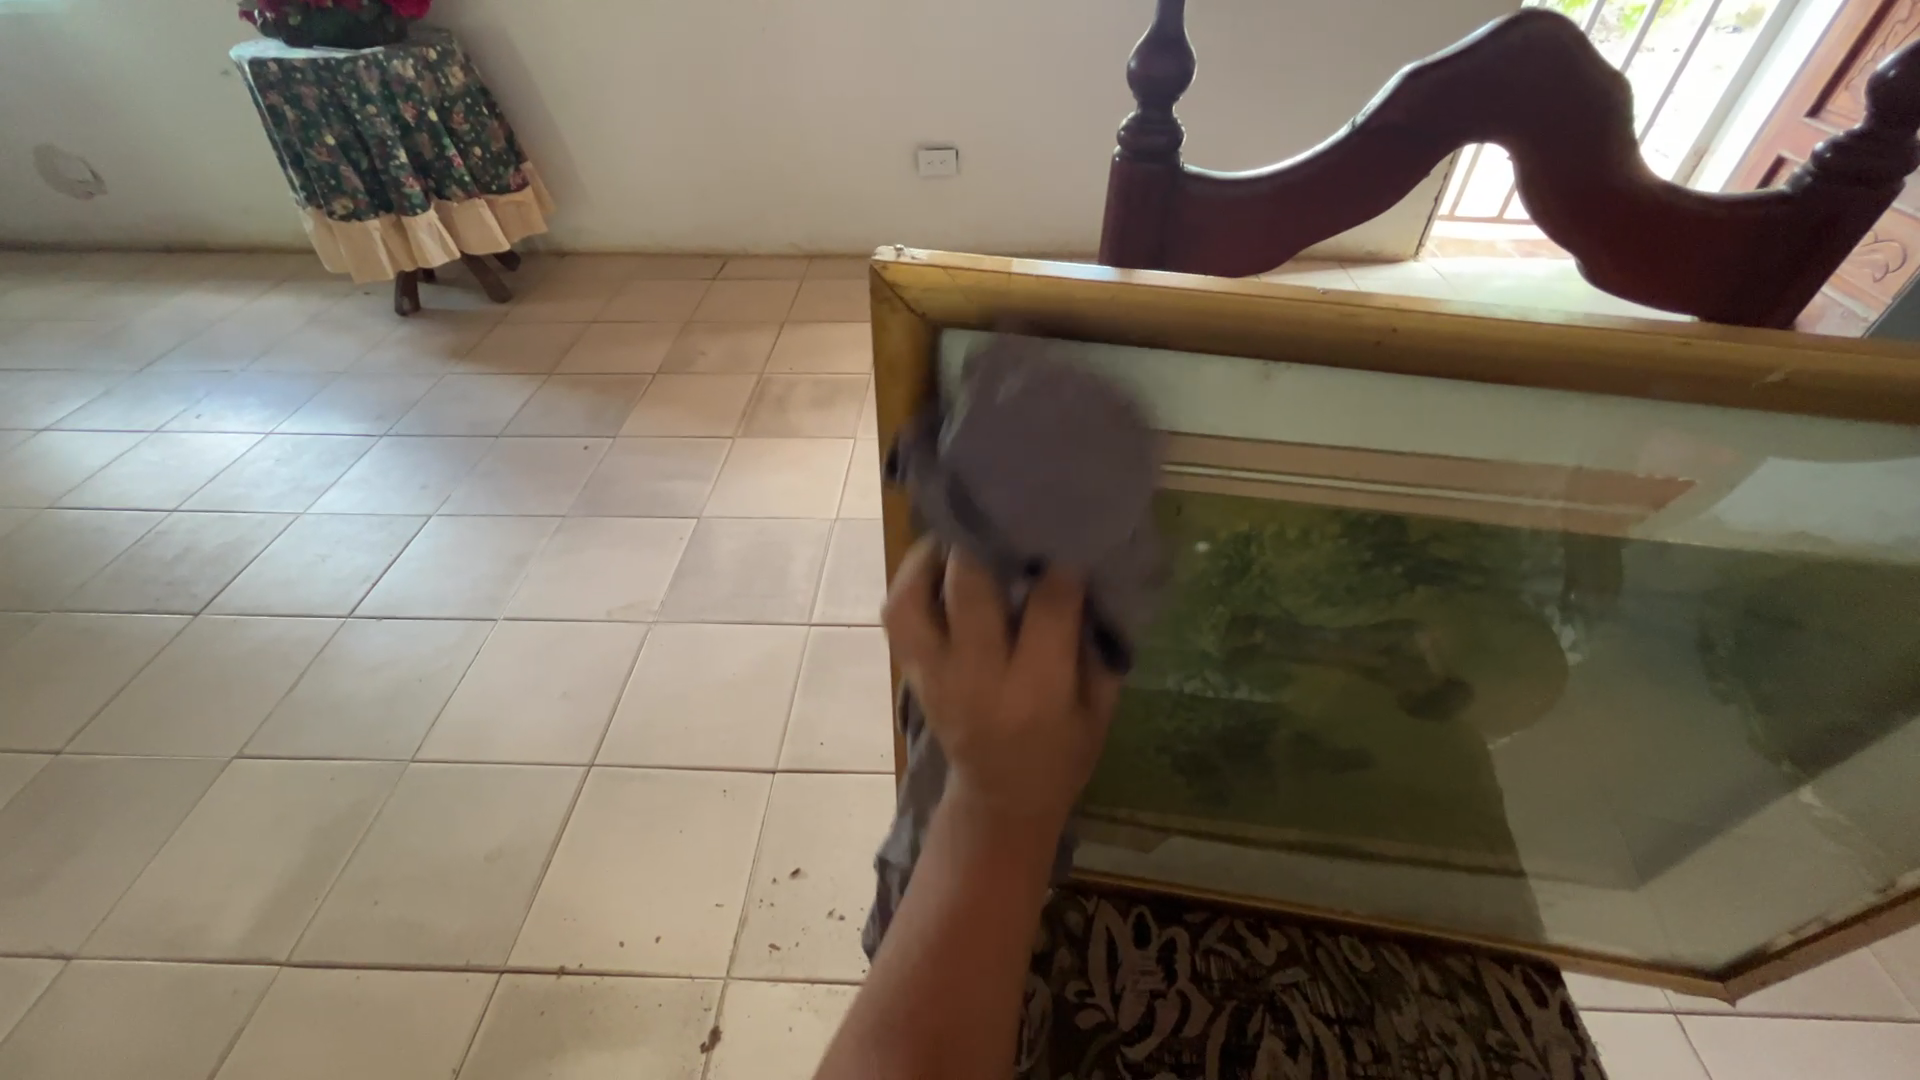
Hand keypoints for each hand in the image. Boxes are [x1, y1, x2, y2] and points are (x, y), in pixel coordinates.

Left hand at [883, 539, 1122, 832]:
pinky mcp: (913, 674)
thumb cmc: (1062, 754)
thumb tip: (1087, 573)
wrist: (1001, 799)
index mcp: (1036, 691)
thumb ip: (1096, 645)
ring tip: (960, 531)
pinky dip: (910, 580)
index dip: (1062, 563)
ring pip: (912, 600)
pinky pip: (898, 616)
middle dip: (987, 541)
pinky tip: (937, 561)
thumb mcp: (1099, 708)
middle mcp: (978, 677)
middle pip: (969, 590)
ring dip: (932, 555)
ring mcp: (935, 675)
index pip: (1047, 607)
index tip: (1071, 531)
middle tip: (1006, 507)